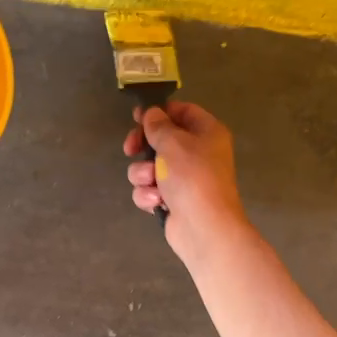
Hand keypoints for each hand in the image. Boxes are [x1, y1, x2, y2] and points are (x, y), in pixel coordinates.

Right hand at [124, 100, 249, 259]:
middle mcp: (197, 153)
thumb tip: (152, 114)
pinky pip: (150, 189)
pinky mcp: (172, 200)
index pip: (182, 111)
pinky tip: (157, 202)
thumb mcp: (173, 141)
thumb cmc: (192, 176)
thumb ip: (158, 124)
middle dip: (142, 146)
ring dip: (143, 174)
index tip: (136, 116)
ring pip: (150, 167)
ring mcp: (184, 179)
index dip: (158, 112)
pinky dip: (149, 195)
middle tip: (130, 149)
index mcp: (207, 133)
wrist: (202, 225)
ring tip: (152, 183)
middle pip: (161, 140)